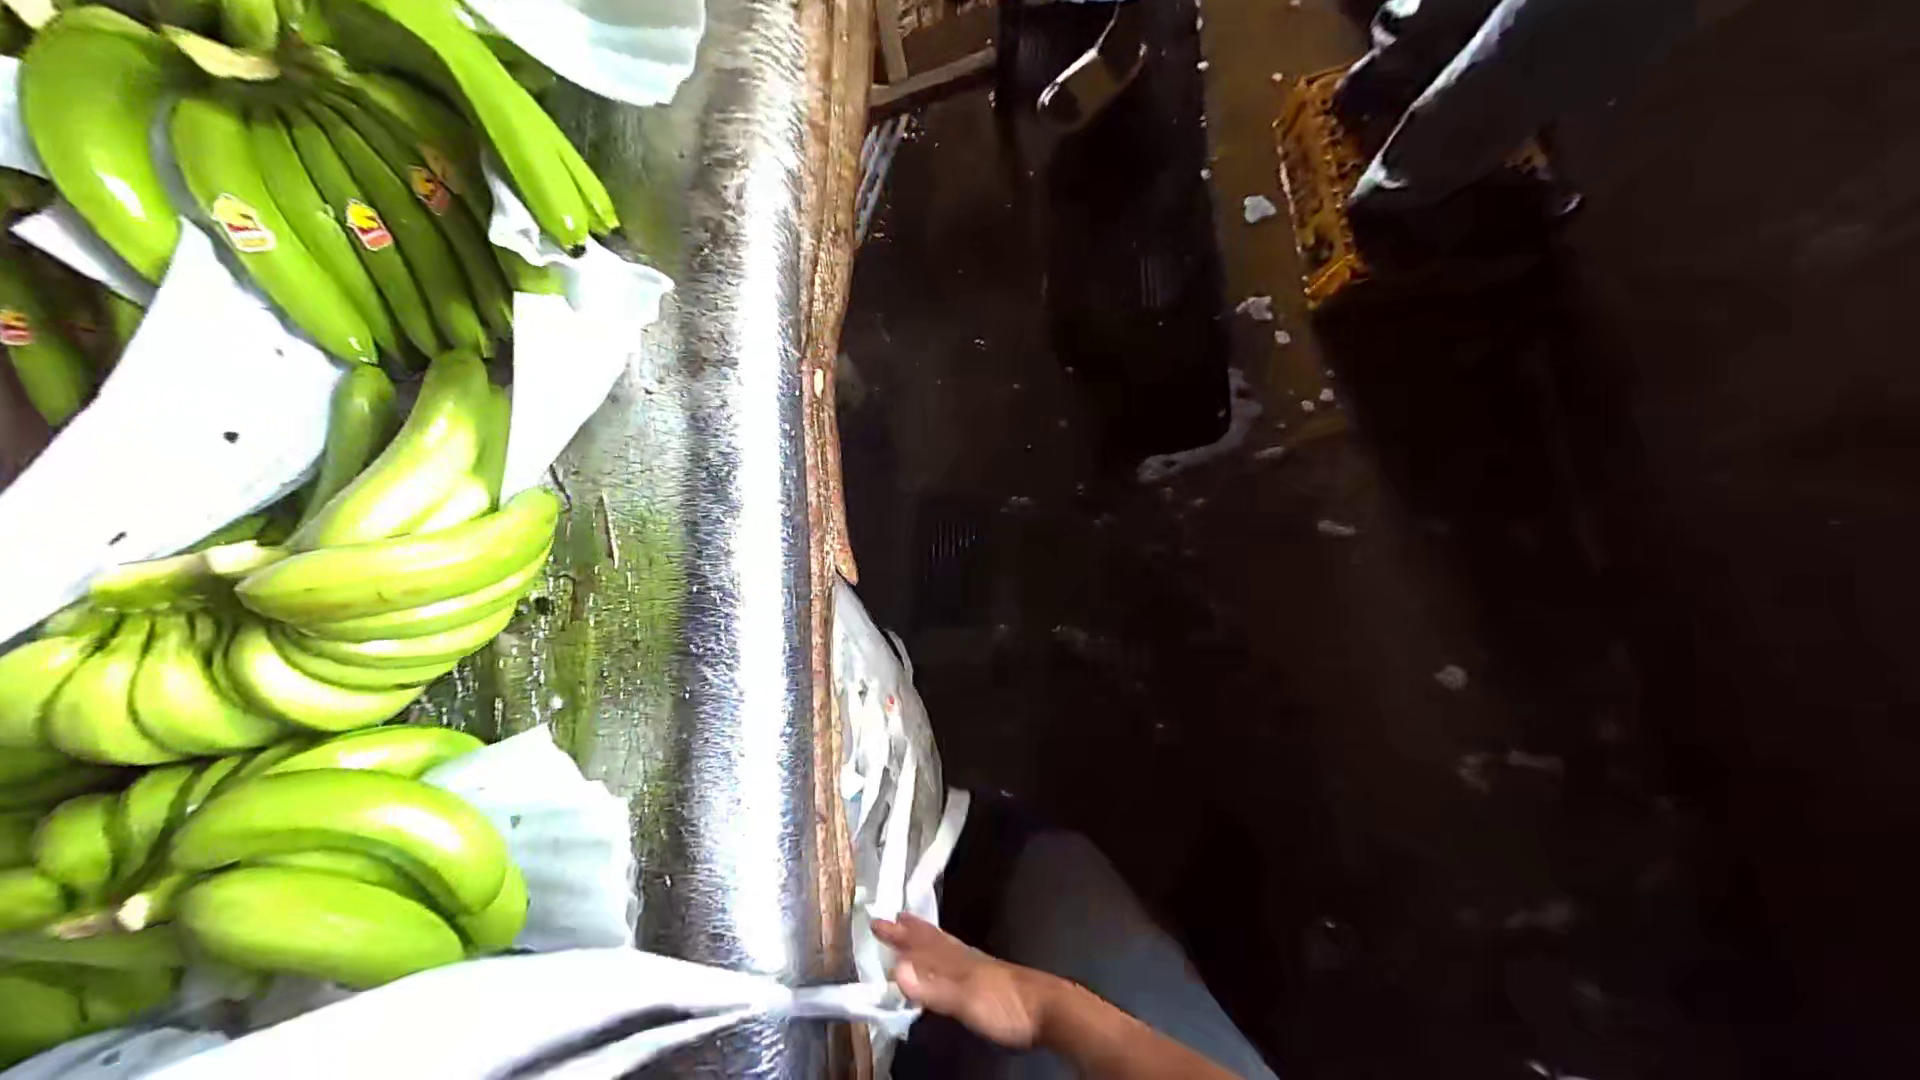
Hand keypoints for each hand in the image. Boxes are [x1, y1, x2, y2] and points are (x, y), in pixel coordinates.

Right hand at [872, 913, 1057, 1048]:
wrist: (1046, 1009)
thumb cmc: (1004, 1002)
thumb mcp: (964, 998)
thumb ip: (931, 986)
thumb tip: (896, 968)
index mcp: (954, 959)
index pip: (920, 944)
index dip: (899, 935)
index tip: (877, 921)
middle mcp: (962, 957)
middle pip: (932, 939)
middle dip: (911, 930)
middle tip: (894, 916)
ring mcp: (977, 967)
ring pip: (944, 946)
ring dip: (926, 937)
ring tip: (915, 928)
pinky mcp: (987, 981)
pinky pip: (955, 958)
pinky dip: (943, 954)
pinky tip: (948, 962)